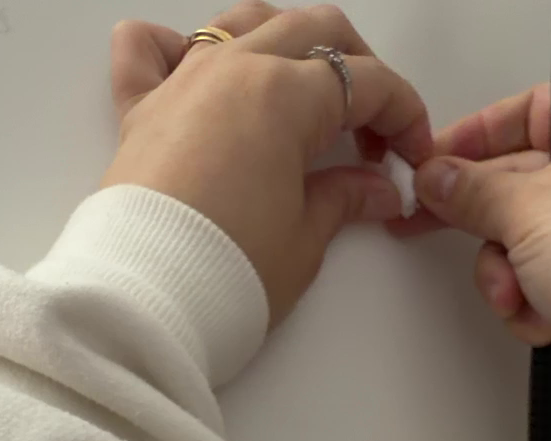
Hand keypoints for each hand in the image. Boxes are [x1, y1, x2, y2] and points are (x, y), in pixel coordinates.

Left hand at [103, 2, 434, 324]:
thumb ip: (344, 199)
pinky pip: (149, 48)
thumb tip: (376, 190)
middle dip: (358, 71)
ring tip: (304, 95)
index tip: (411, 154)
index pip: (365, 83)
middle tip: (371, 129)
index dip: (403, 114)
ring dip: (287, 43)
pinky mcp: (139, 111)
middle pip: (313, 31)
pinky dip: (176, 47)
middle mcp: (232, 69)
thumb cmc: (227, 273)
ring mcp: (181, 82)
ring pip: (244, 21)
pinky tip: (198, 72)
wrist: (148, 302)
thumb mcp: (305, 240)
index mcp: (284, 96)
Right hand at [398, 76, 550, 374]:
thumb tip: (436, 178)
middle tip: (435, 225)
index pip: (527, 112)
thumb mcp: (530, 207)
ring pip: (525, 241)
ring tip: (520, 294)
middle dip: (490, 231)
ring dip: (508, 276)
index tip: (433, 164)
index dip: (473, 139)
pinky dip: (535, 303)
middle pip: (519, 187)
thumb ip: (472, 190)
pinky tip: (548, 318)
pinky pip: (545, 279)